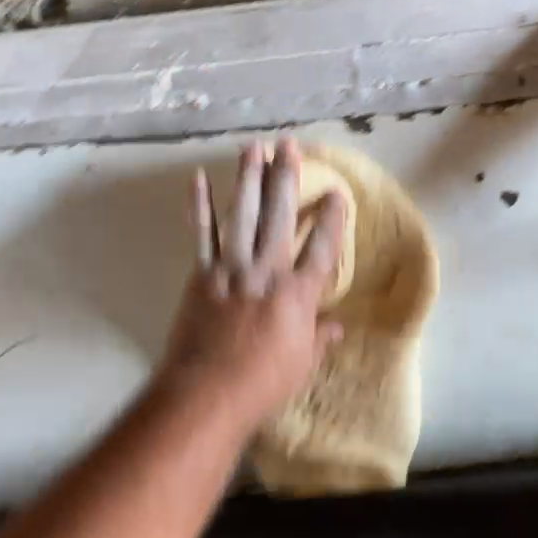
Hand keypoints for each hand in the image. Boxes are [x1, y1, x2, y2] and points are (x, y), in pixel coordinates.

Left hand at [153, 137, 346, 429]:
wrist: (207, 393)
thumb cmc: (263, 384)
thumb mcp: (302, 364)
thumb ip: (319, 339)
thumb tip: (337, 326)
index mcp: (298, 295)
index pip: (321, 248)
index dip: (331, 219)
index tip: (337, 193)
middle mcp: (267, 271)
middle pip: (280, 216)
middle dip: (286, 178)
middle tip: (289, 145)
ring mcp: (231, 269)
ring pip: (243, 214)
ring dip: (248, 178)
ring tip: (253, 147)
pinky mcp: (202, 274)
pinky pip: (202, 234)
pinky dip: (200, 206)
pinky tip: (199, 179)